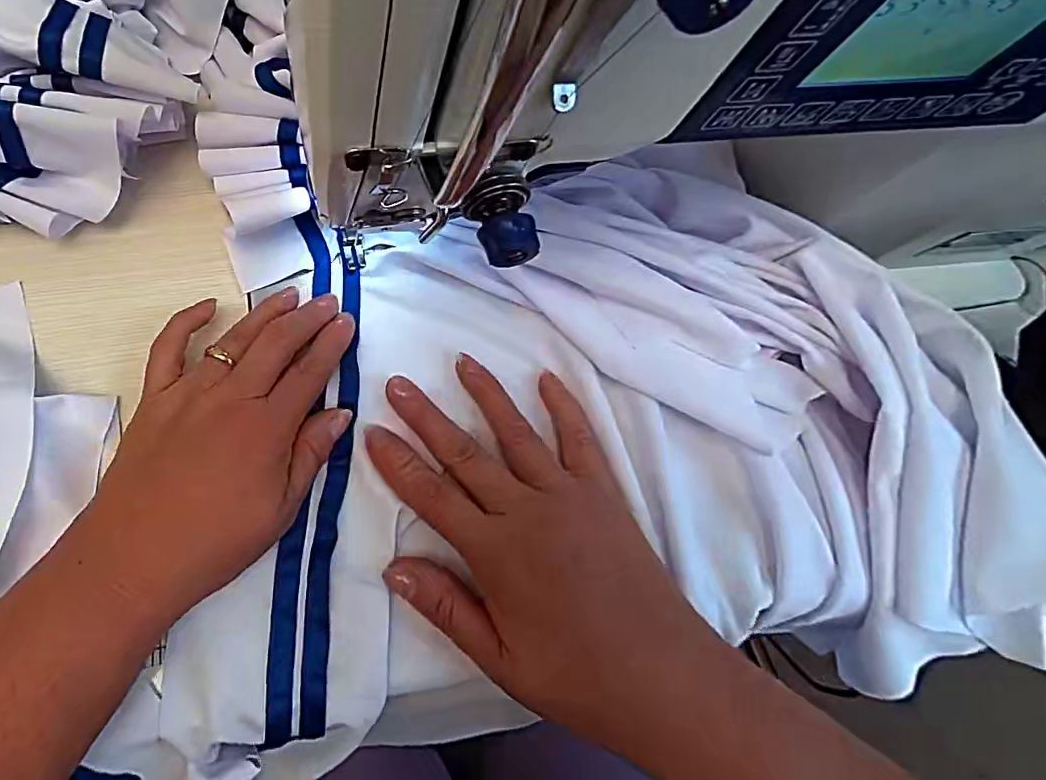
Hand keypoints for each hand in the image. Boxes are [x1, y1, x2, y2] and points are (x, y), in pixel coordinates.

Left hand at [75, 288, 354, 621]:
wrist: (136, 553)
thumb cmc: (214, 542)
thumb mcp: (278, 511)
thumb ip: (309, 455)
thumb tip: (339, 413)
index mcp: (265, 428)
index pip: (308, 374)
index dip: (331, 345)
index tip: (345, 322)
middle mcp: (230, 398)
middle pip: (276, 345)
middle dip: (306, 318)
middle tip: (326, 301)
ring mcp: (189, 391)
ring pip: (234, 339)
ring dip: (264, 313)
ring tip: (288, 296)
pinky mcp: (155, 395)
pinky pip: (169, 346)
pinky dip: (187, 320)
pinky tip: (208, 306)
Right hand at [364, 357, 735, 745]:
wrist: (672, 684)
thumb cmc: (579, 678)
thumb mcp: (501, 659)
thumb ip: (445, 608)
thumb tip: (392, 567)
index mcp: (496, 552)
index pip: (432, 495)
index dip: (398, 462)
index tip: (373, 431)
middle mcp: (527, 512)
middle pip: (464, 453)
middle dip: (425, 416)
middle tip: (397, 383)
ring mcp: (569, 496)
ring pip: (516, 434)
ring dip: (486, 394)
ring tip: (462, 361)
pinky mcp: (604, 494)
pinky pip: (580, 441)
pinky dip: (564, 407)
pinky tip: (547, 379)